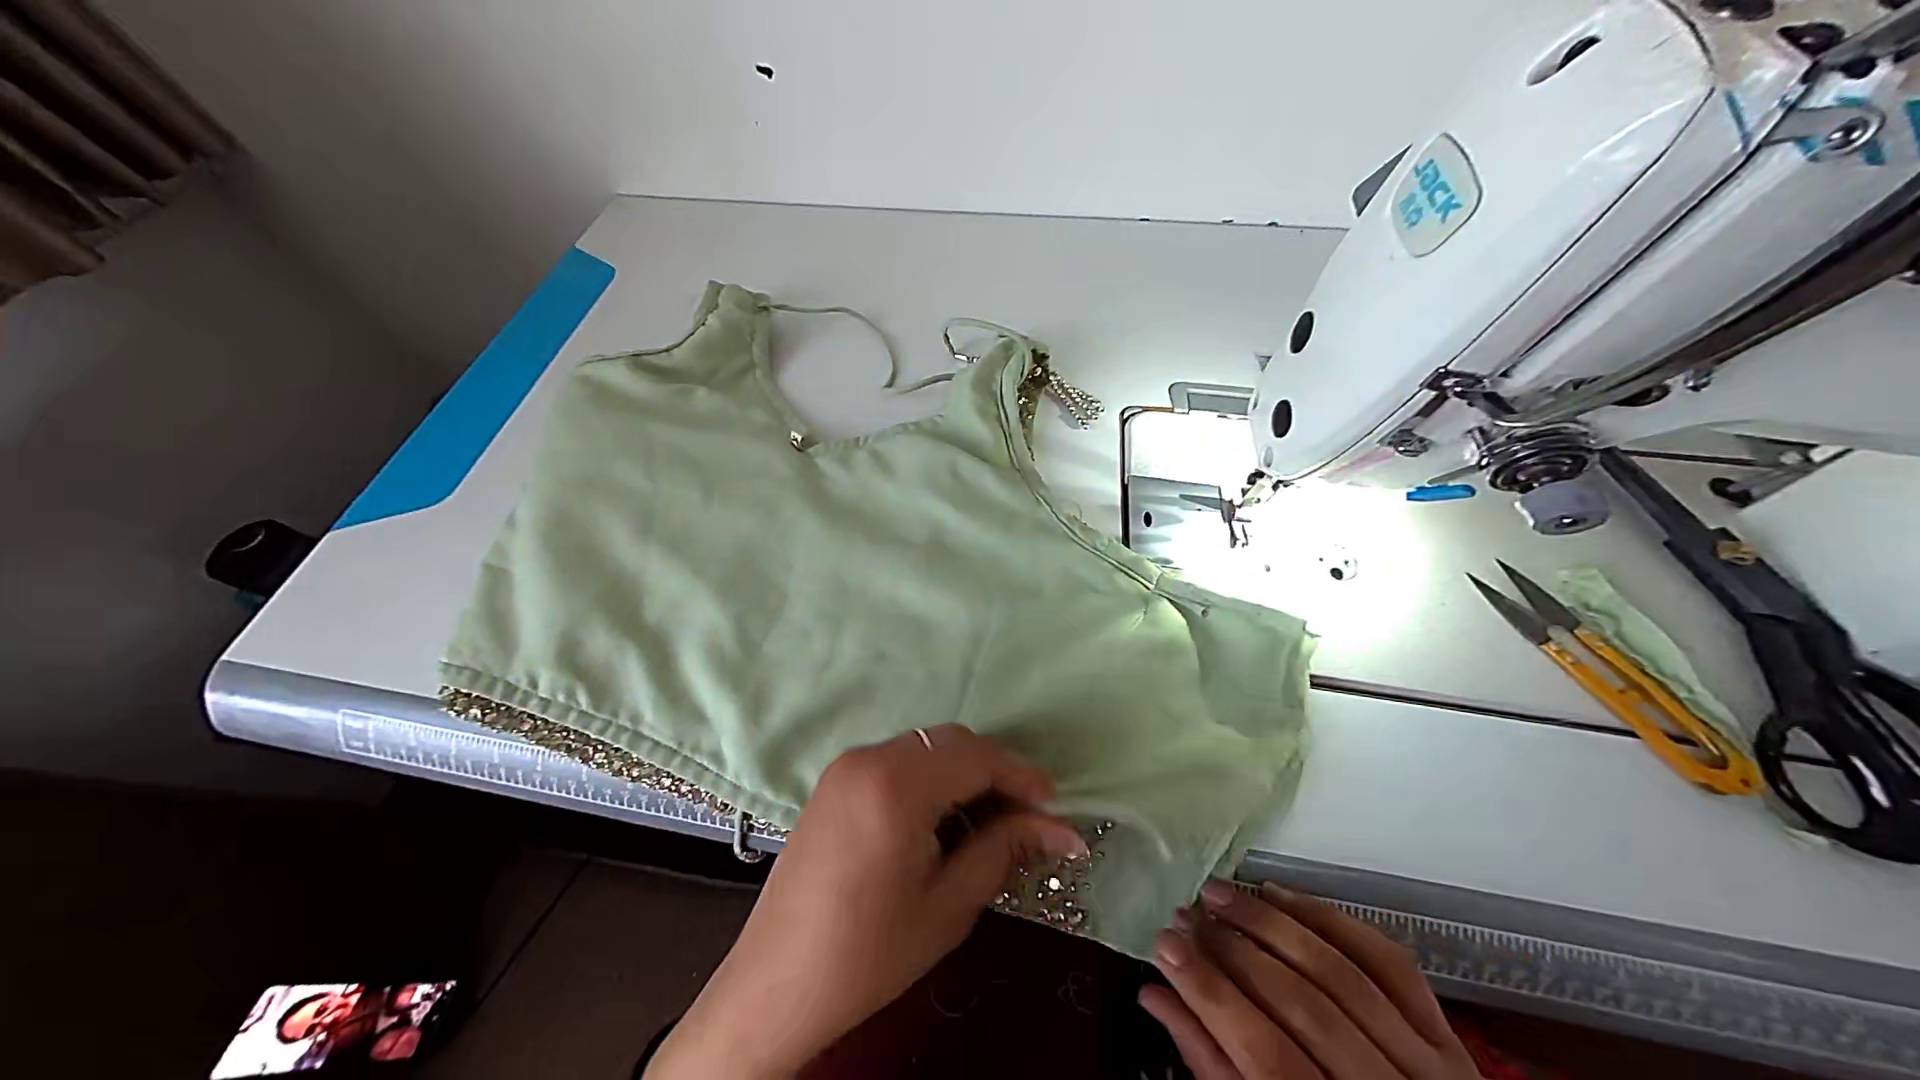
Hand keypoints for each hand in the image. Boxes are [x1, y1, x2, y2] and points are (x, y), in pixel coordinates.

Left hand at [645, 725, 1086, 1078]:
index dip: (1023, 776)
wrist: (778, 982)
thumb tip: (1062, 830)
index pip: (977, 756)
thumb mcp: (948, 904)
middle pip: (952, 742)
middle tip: (1028, 816)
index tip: (1054, 807)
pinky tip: (943, 818)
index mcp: (895, 784)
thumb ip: (1005, 849)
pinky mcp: (835, 780)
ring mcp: (845, 765)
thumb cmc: (868, 953)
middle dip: (996, 771)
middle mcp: (868, 757)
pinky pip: (898, 759)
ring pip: (926, 747)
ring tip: (990, 821)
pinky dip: (931, 777)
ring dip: (964, 772)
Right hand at [1140, 881, 1478, 1079]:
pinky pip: (1388, 961)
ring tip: (1219, 892)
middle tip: (1186, 912)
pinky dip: (1330, 919)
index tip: (1165, 943)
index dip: (1209, 992)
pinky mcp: (1447, 1035)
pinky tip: (1281, 894)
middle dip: (1233, 949)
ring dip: (1270, 921)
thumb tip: (1156, 994)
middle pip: (1301, 1004)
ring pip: (1339, 972)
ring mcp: (1429, 1066)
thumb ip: (1211, 1064)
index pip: (1263, 1051)